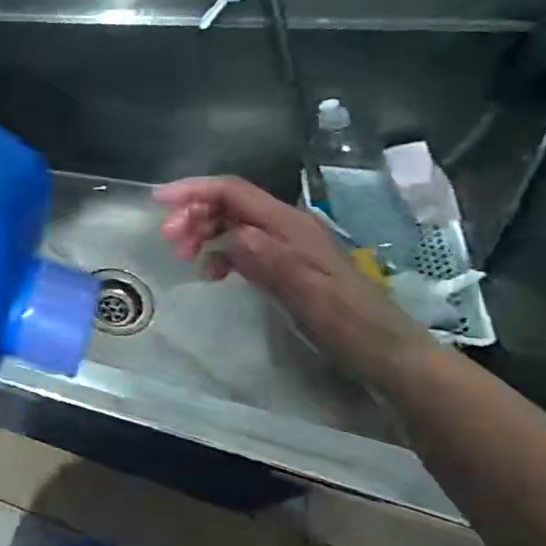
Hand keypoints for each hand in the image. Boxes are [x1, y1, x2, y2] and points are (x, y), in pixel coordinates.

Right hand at [153, 176, 433, 380]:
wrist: (387, 354)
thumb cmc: (349, 325)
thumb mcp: (310, 296)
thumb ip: (271, 261)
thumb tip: (232, 234)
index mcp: (290, 226)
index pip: (233, 192)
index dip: (194, 191)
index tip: (158, 202)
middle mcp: (286, 227)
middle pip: (228, 203)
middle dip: (193, 214)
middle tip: (170, 242)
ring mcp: (285, 245)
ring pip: (231, 222)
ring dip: (202, 232)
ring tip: (184, 257)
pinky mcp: (283, 264)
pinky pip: (240, 244)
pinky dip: (218, 252)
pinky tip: (211, 273)